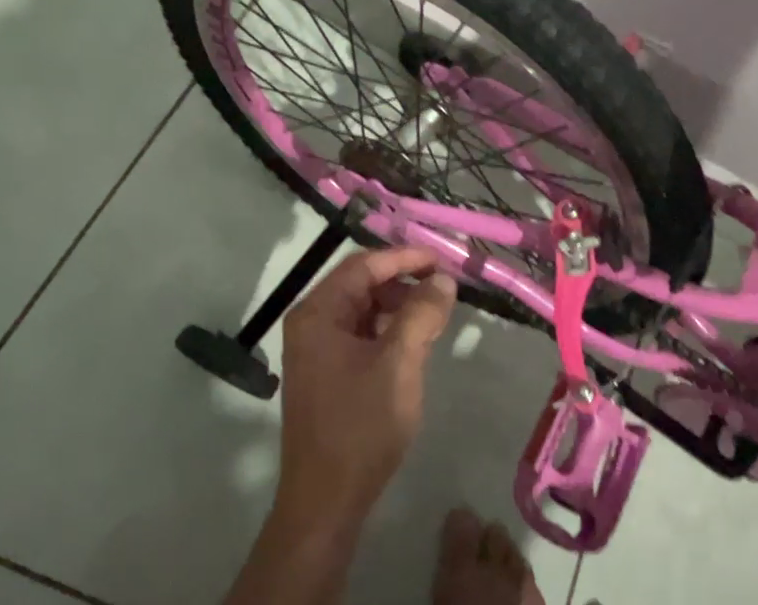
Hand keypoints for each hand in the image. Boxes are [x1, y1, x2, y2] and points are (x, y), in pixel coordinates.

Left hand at [276, 248, 457, 520]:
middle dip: (404, 282)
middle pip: (361, 285)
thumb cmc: (360, 425)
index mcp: (318, 314)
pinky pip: (362, 337)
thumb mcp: (399, 363)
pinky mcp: (328, 375)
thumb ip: (421, 314)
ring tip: (437, 315)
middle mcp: (311, 325)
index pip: (364, 266)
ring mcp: (317, 352)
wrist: (326, 500)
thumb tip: (442, 280)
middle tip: (445, 288)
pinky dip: (390, 332)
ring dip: (400, 307)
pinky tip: (417, 343)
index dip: (405, 257)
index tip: (444, 260)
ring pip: (364, 311)